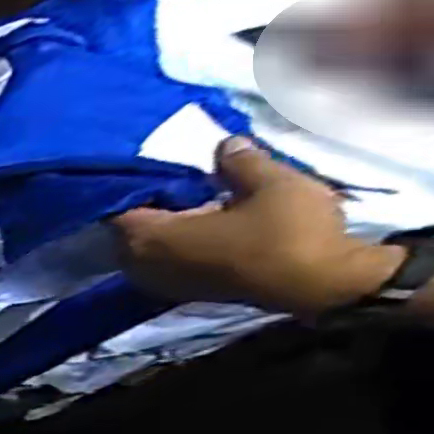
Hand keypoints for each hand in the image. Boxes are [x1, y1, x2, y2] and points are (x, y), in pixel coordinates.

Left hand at [112, 136, 400, 315]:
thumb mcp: (270, 183)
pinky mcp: (176, 290)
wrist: (314, 284)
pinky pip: (161, 261)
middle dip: (154, 206)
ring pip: (145, 246)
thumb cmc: (285, 232)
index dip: (141, 187)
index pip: (119, 209)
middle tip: (189, 183)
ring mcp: (154, 281)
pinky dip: (175, 244)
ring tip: (201, 201)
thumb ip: (239, 162)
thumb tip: (224, 143)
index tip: (167, 169)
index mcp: (145, 238)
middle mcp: (136, 264)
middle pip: (130, 228)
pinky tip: (205, 227)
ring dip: (167, 226)